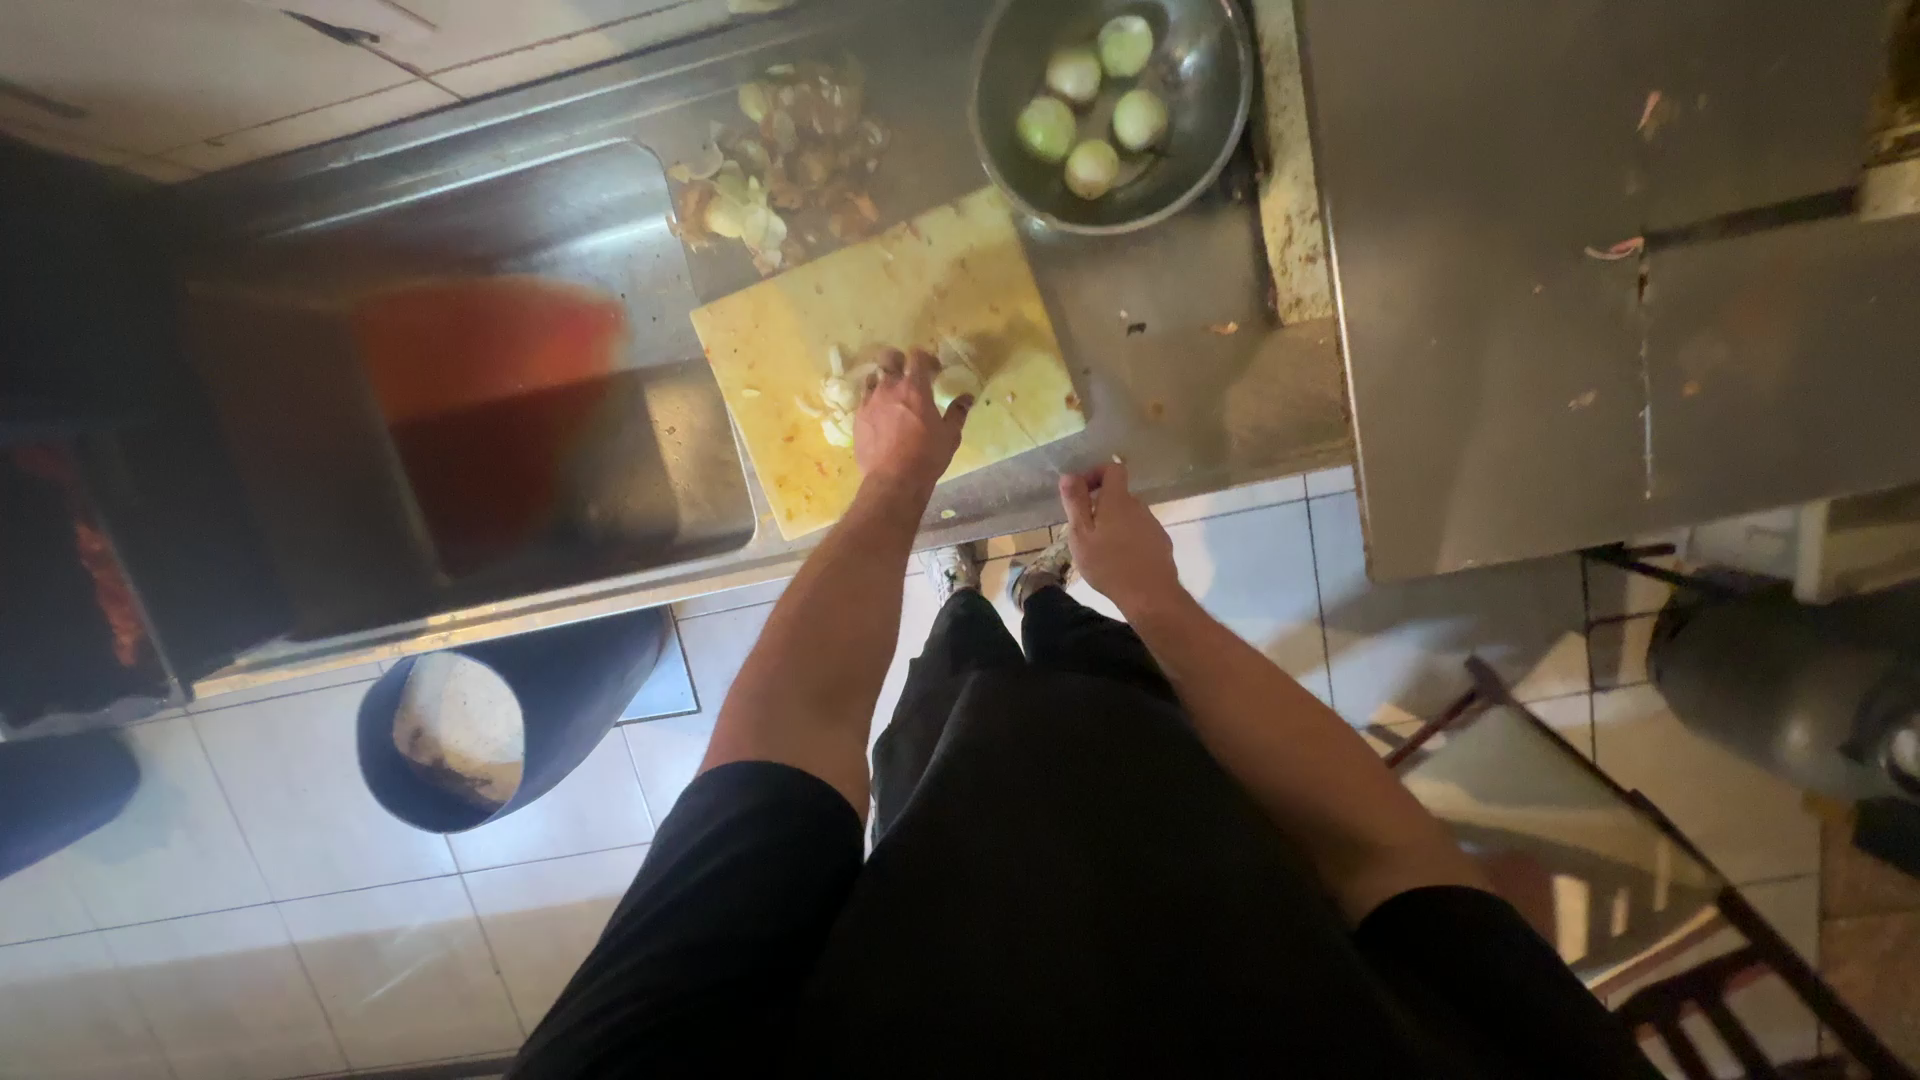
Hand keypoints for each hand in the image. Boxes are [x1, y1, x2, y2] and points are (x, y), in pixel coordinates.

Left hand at [855, 348, 970, 491]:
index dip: (926, 358)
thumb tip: (967, 397)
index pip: (917, 356)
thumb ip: (958, 412)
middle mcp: (889, 387)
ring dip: (884, 380)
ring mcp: (870, 401)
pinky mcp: (858, 417)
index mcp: (915, 387)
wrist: (893, 480)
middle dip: (900, 361)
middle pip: (889, 358)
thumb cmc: (927, 457)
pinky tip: (881, 413)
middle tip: (909, 375)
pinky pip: (864, 398)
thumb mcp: (950, 435)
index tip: (934, 370)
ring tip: (892, 394)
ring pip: (874, 376)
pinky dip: (873, 399)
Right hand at [1059, 463, 1184, 614]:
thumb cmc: (1108, 564)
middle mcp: (1138, 506)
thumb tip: (1069, 475)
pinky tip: (1120, 561)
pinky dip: (1128, 539)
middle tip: (1084, 532)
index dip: (1095, 473)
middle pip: (1118, 495)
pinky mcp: (1160, 542)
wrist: (1149, 594)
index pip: (1113, 468)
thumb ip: (1075, 503)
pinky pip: (1139, 532)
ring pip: (1128, 515)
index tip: (1081, 493)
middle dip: (1100, 506)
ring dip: (1113, 524)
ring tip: (1101, 551)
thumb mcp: (1081, 534)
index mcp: (1117, 500)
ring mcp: (1152, 524)